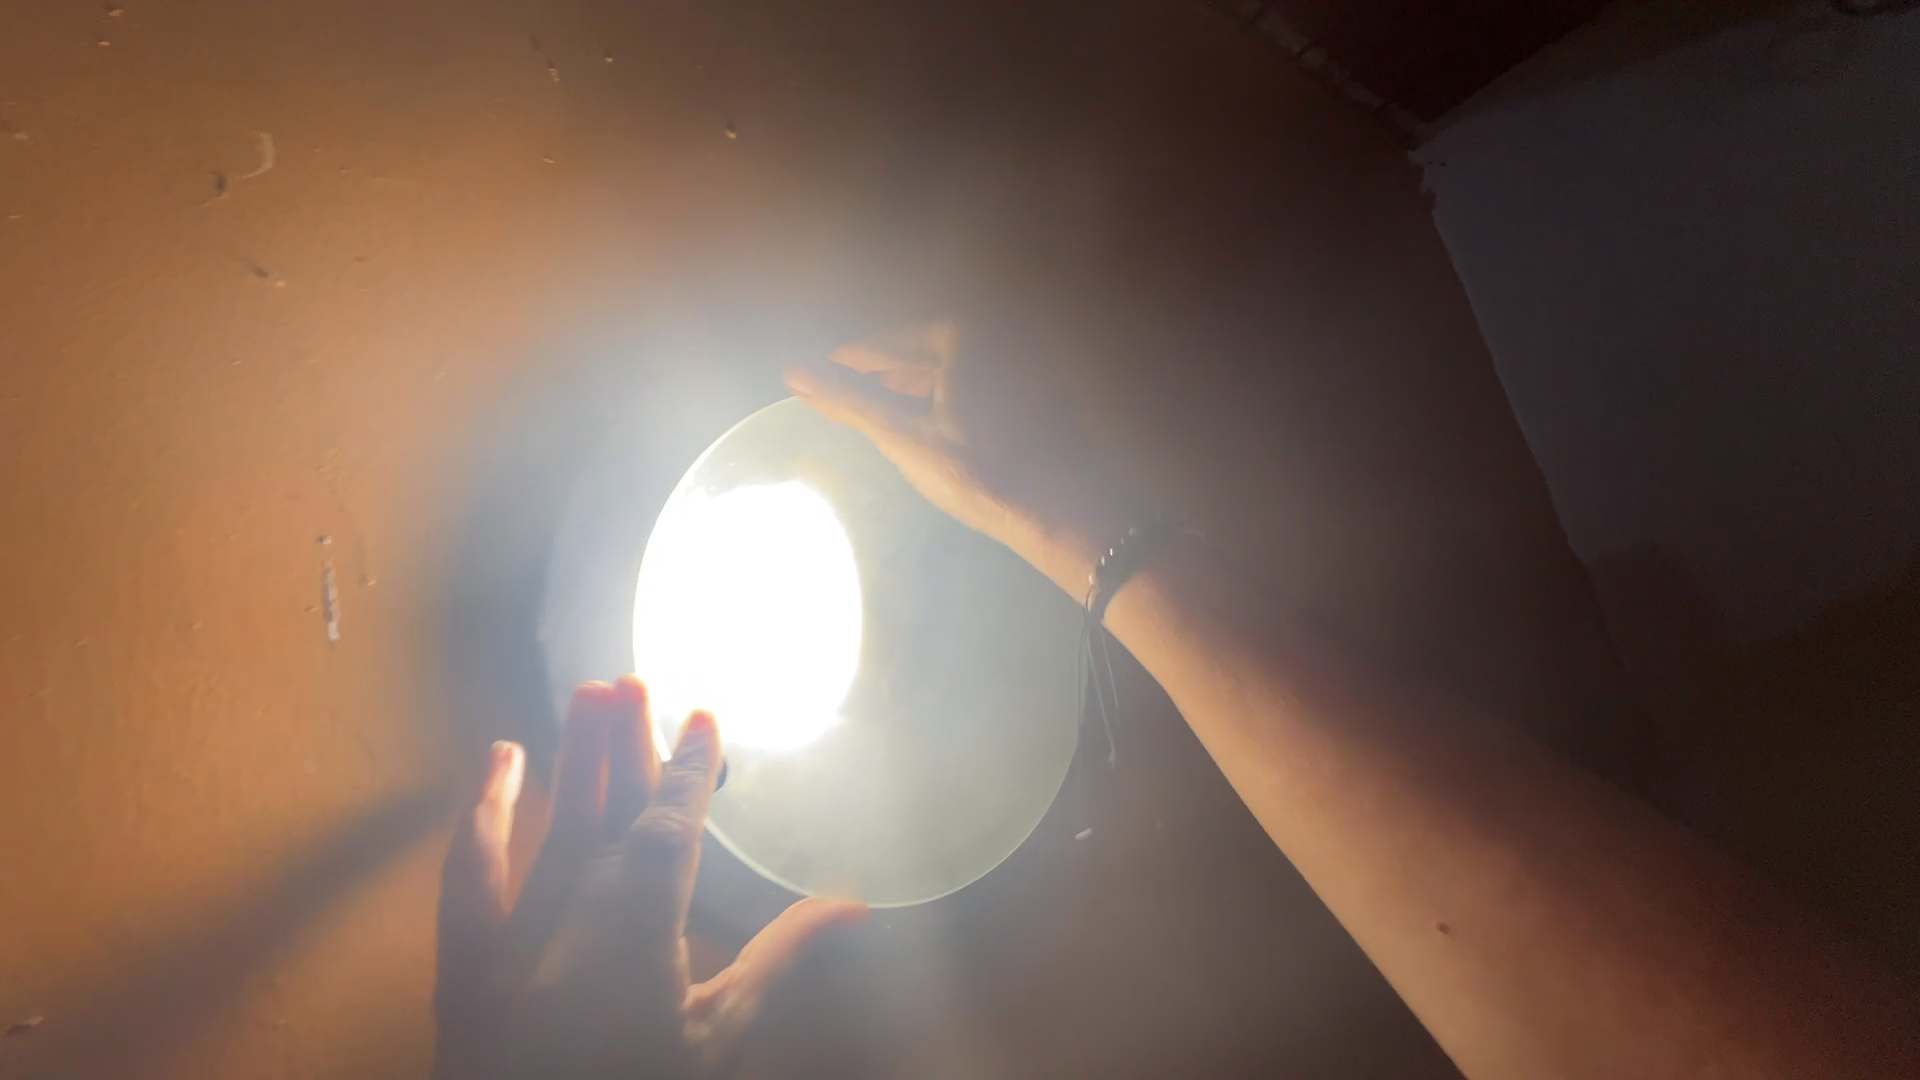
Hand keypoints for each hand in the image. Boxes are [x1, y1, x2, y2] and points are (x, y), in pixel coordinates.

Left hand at [433, 676, 865, 1079]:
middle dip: (628, 741)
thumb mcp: (719, 1034)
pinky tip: (498, 756)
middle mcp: (579, 914)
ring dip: (575, 755)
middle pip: (612, 808)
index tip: (703, 712)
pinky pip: (469, 872)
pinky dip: (482, 812)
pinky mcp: (468, 956)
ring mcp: (517, 932)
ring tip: (588, 692)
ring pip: (554, 823)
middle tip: (634, 678)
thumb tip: (855, 905)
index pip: (671, 824)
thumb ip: (780, 958)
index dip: (690, 766)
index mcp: (644, 928)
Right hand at [785, 320, 1137, 595]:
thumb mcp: (904, 435)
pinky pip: (984, 382)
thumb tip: (791, 369)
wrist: (1061, 509)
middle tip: (853, 390)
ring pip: (956, 367)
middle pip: (924, 350)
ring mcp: (1028, 359)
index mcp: (964, 331)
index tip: (825, 367)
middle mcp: (1001, 332)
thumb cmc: (979, 471)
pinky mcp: (1044, 389)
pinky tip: (942, 421)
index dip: (852, 359)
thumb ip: (848, 399)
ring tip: (891, 406)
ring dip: (921, 385)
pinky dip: (954, 396)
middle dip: (888, 373)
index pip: (889, 342)